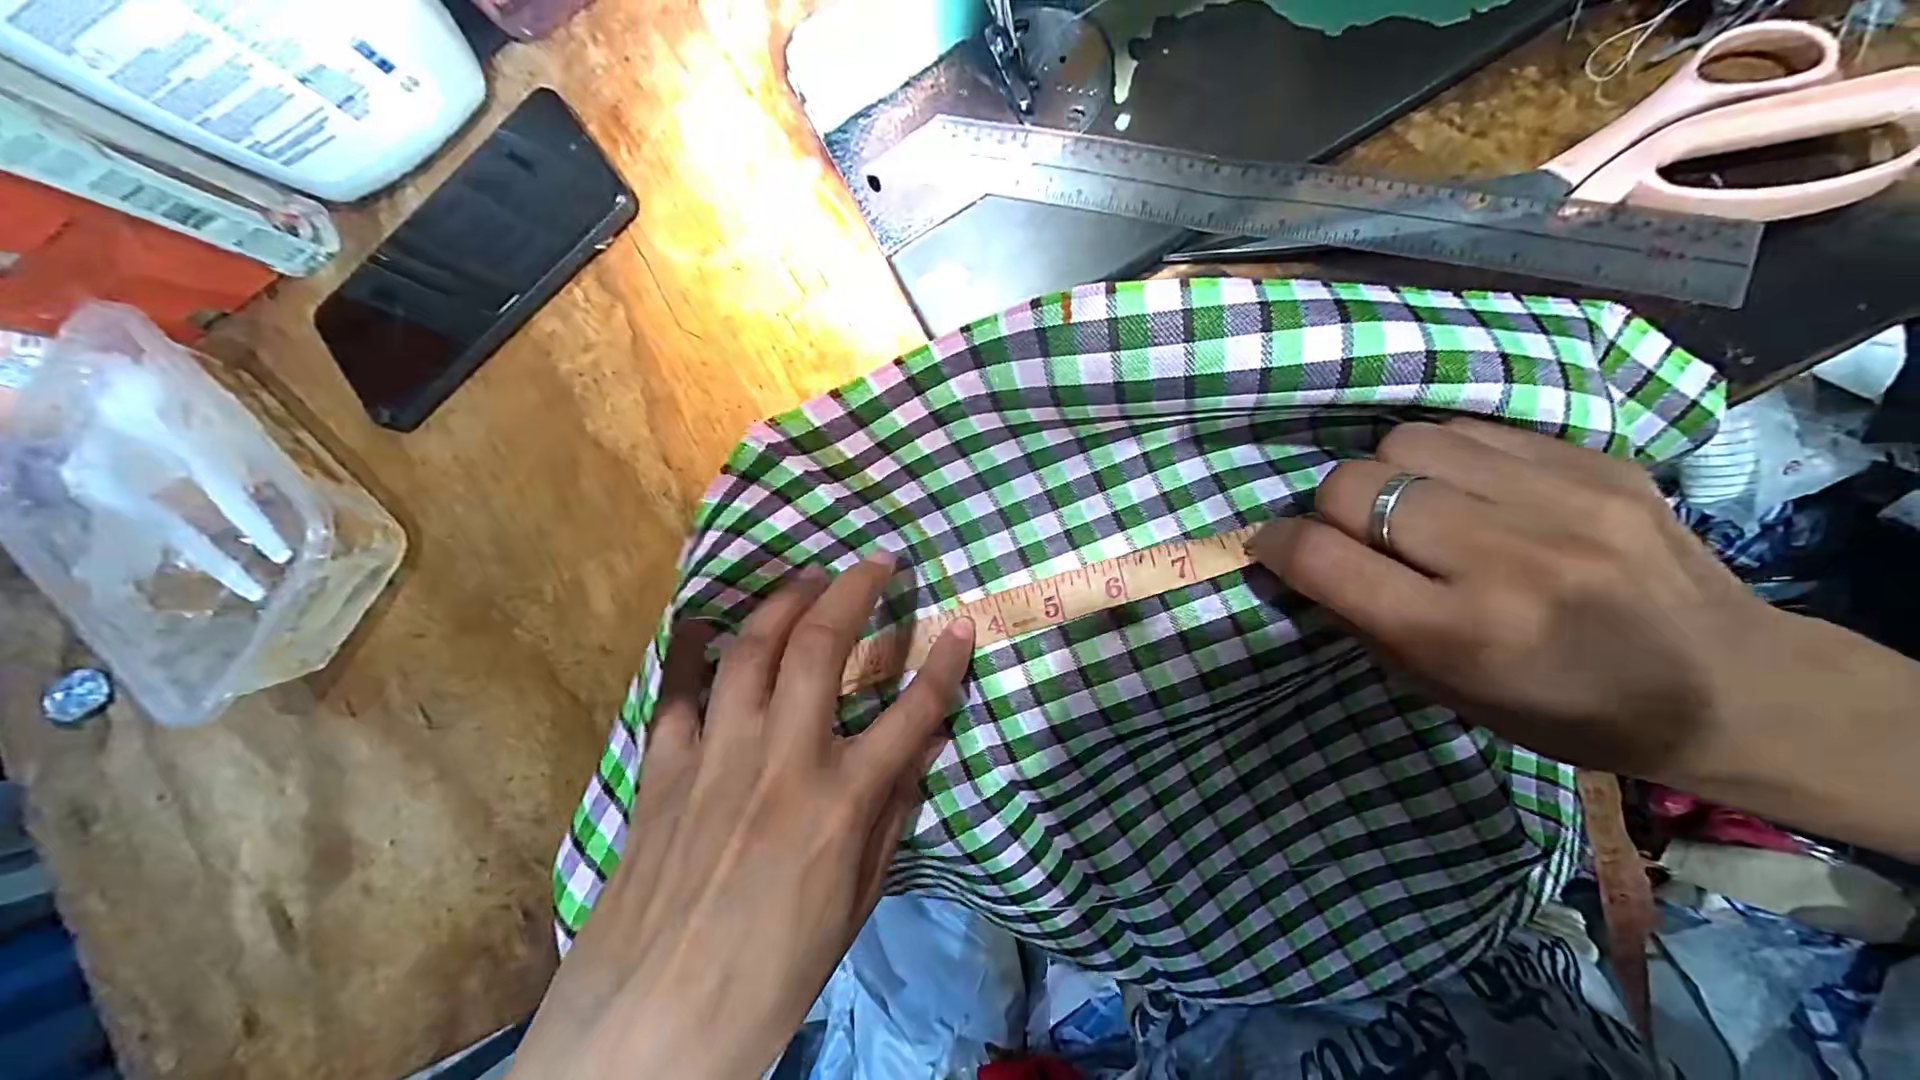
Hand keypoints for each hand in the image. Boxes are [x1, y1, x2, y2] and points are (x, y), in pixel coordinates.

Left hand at [513, 554, 974, 1079]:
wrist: (648, 1034)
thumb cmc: (770, 977)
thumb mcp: (854, 905)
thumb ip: (889, 817)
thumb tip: (918, 750)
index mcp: (838, 804)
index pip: (912, 714)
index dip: (944, 664)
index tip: (963, 625)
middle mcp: (779, 761)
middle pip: (822, 649)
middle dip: (855, 591)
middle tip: (876, 563)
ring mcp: (714, 756)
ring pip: (750, 649)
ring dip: (784, 600)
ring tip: (807, 577)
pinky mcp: (663, 768)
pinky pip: (677, 690)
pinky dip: (692, 649)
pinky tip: (706, 621)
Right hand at [1251, 418, 1919, 858]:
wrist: (1731, 686)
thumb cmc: (1561, 708)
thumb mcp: (1441, 688)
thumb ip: (1361, 616)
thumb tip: (1299, 556)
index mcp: (1462, 630)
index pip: (1323, 558)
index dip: (1278, 545)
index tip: (1273, 546)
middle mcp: (1507, 557)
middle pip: (1354, 485)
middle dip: (1330, 508)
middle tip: (1353, 532)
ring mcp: (1560, 500)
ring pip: (1404, 442)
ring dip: (1385, 473)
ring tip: (1411, 503)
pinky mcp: (1595, 463)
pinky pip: (1469, 428)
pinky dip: (1443, 456)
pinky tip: (1466, 487)